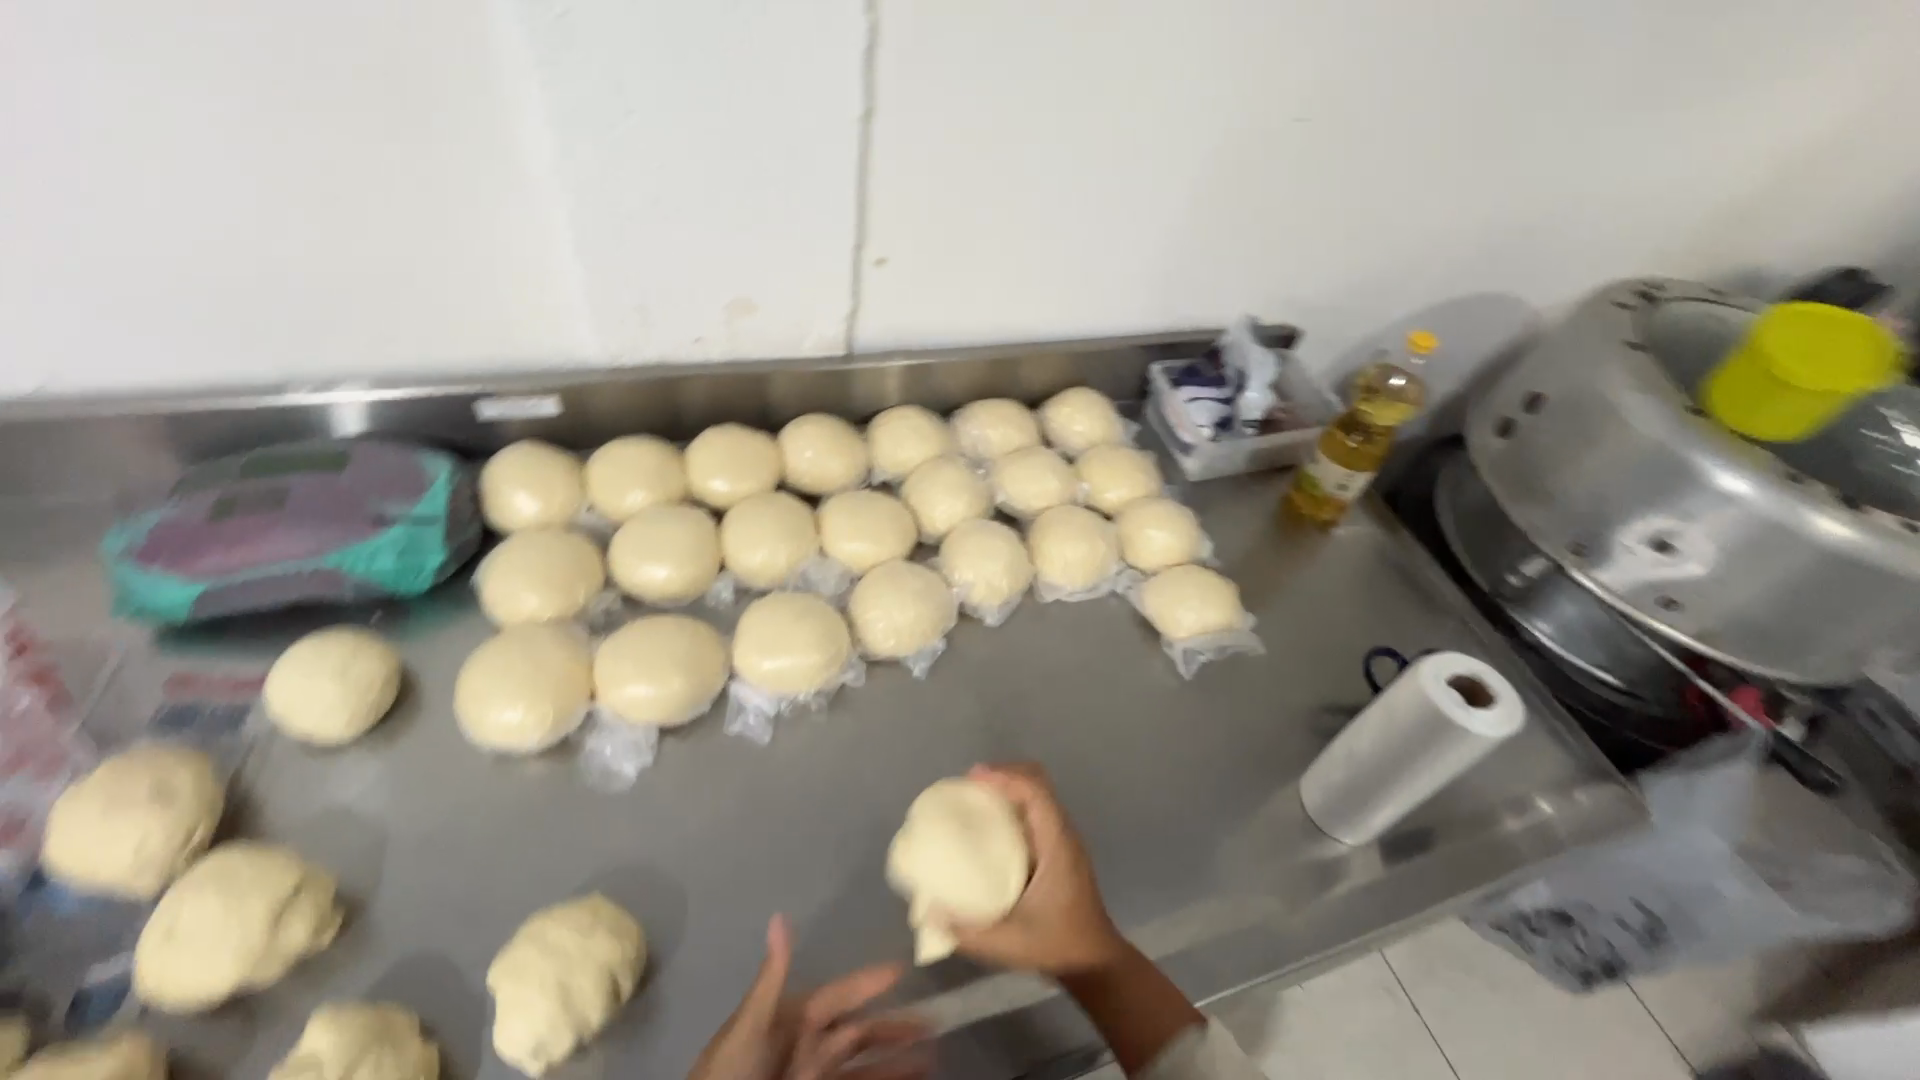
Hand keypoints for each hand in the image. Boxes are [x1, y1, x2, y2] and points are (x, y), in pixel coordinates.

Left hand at [689, 915, 930, 1079]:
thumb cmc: (729, 1069)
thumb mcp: (750, 1023)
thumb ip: (773, 975)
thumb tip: (778, 917)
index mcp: (794, 1017)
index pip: (841, 996)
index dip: (869, 982)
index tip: (903, 967)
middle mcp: (808, 1043)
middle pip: (860, 1032)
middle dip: (895, 1026)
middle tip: (934, 1022)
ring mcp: (812, 1074)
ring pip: (863, 1064)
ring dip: (895, 1060)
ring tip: (932, 1058)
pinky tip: (908, 1078)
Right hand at [942, 762, 1128, 974]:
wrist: (1093, 960)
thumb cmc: (1057, 945)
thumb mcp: (1009, 943)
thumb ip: (967, 930)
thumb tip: (927, 913)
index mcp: (1057, 844)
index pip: (1036, 792)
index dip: (1005, 777)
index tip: (971, 779)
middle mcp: (1062, 833)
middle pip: (1037, 781)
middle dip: (1002, 775)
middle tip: (967, 787)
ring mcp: (1061, 839)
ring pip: (1036, 793)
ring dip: (1006, 788)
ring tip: (971, 799)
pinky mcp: (1055, 849)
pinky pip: (1033, 810)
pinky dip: (1010, 805)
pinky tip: (986, 825)